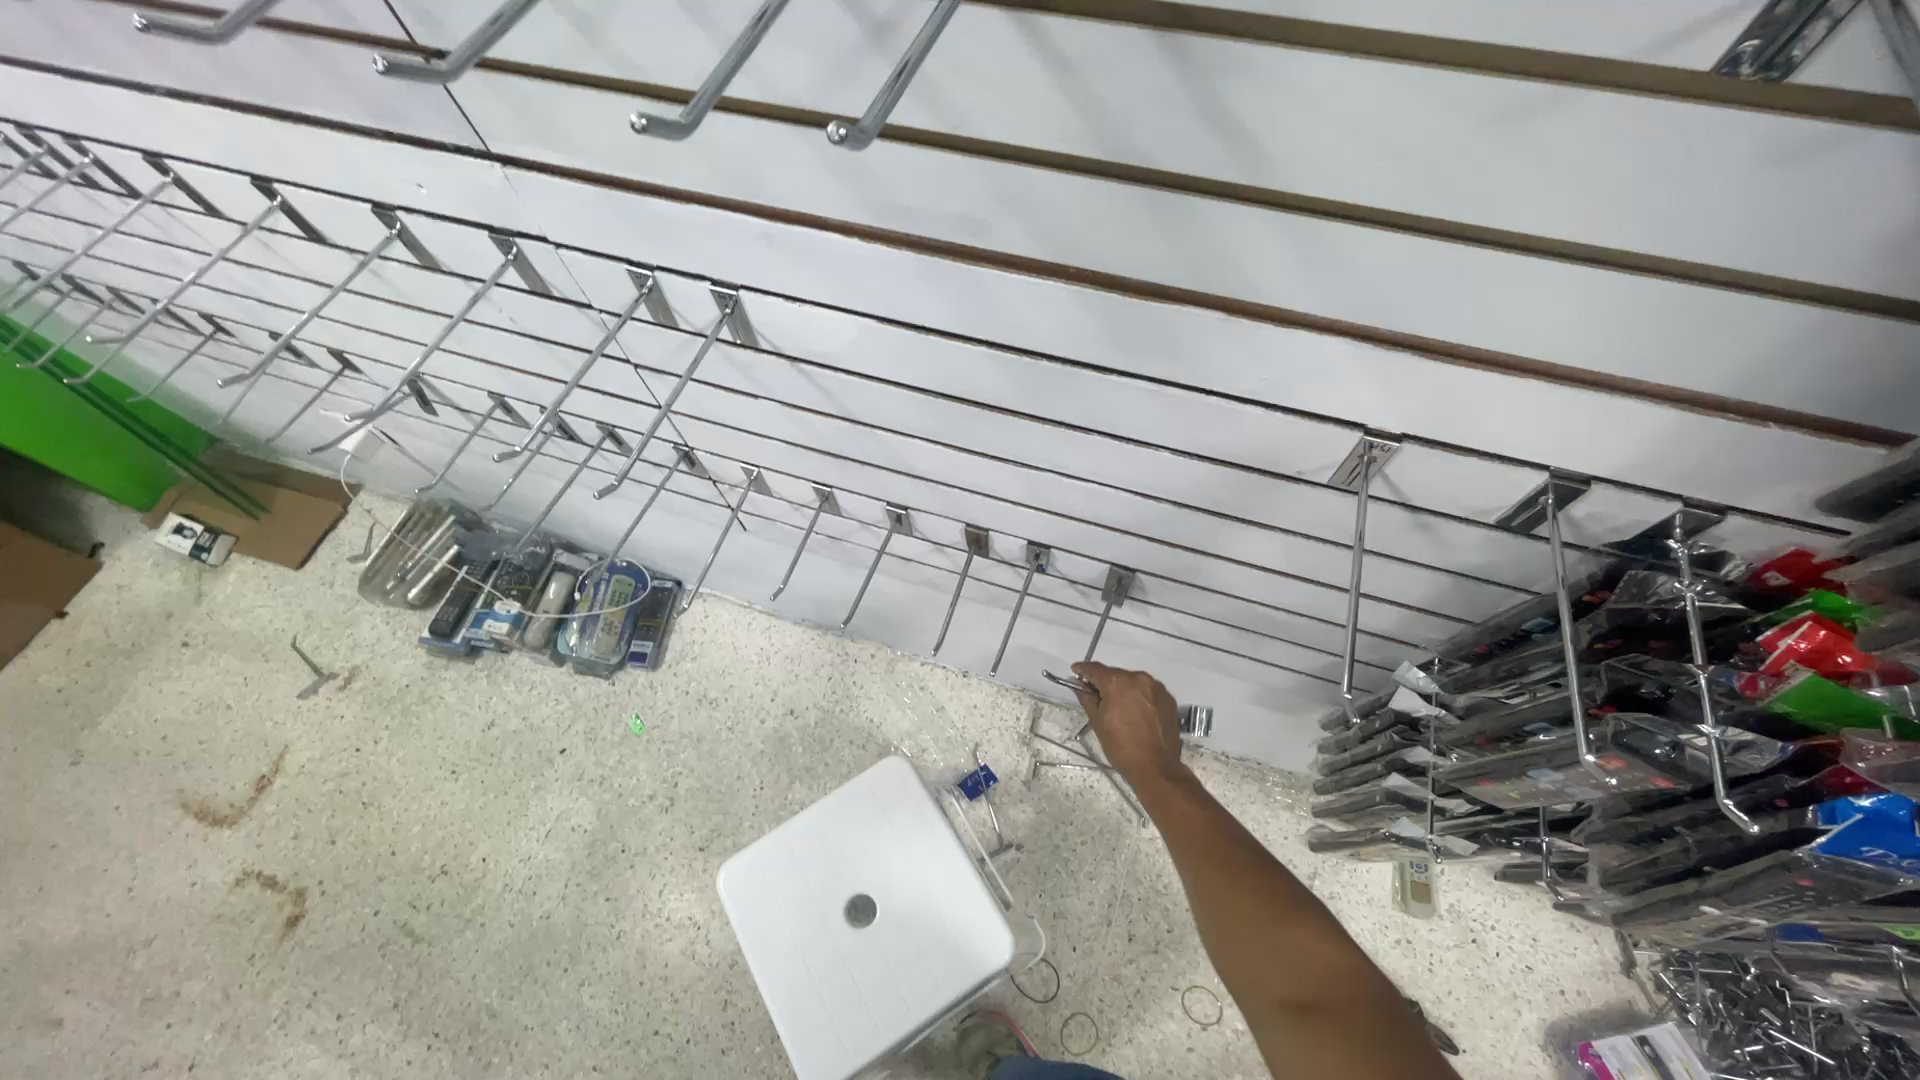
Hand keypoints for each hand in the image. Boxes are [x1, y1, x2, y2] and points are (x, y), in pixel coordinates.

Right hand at [1070, 661, 1186, 787]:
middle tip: (1097, 696)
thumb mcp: (1097, 722)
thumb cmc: (1120, 746)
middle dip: (1105, 682)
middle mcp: (1138, 678)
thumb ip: (1087, 697)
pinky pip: (1148, 691)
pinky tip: (1137, 712)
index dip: (1083, 669)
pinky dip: (1139, 696)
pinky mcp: (1168, 698)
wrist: (1155, 766)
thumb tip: (1079, 684)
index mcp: (1117, 682)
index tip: (1076, 672)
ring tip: (1119, 707)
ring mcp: (1156, 687)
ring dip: (1124, 689)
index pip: (1095, 669)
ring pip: (1133, 682)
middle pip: (1116, 674)